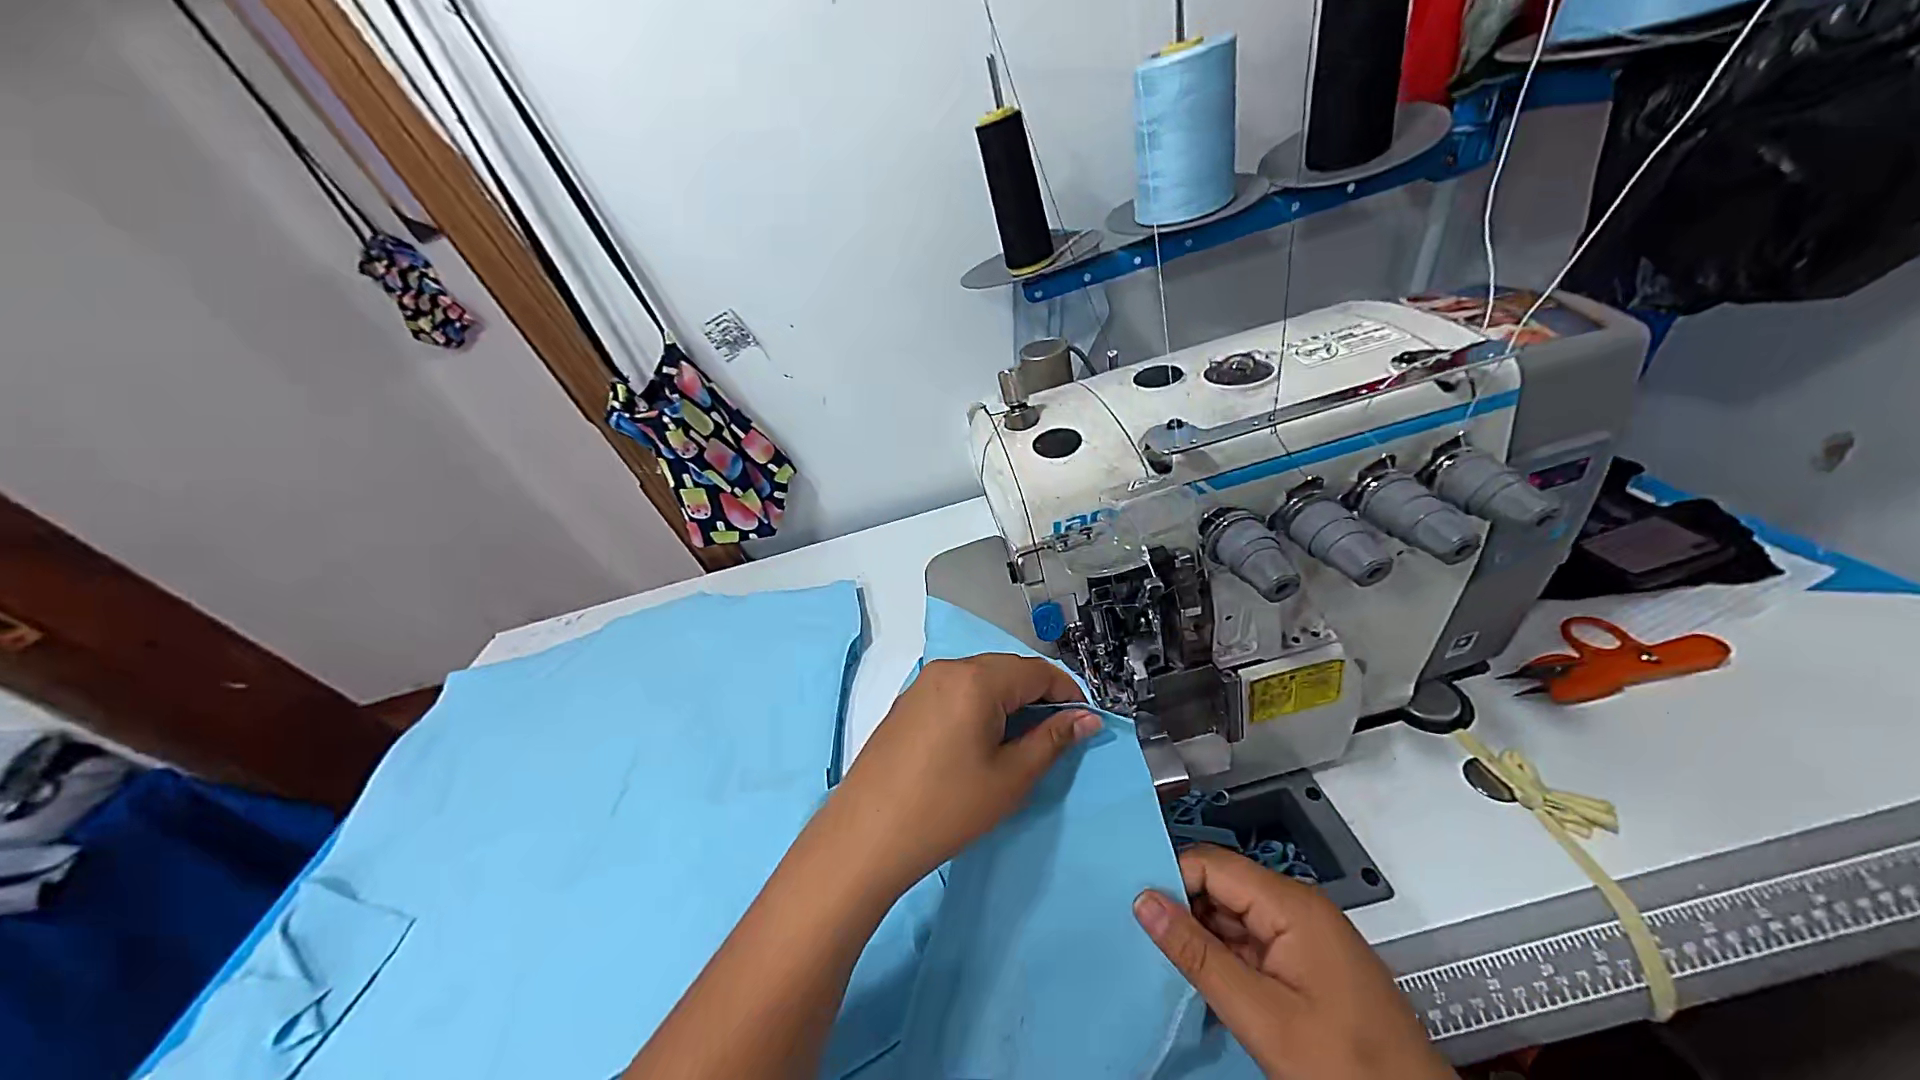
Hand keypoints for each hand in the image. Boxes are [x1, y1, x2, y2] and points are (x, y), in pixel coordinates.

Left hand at [819, 653, 1097, 894]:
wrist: (866, 836)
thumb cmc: (946, 808)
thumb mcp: (1011, 777)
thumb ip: (1052, 740)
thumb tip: (1084, 719)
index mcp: (976, 679)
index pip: (1037, 671)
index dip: (1067, 693)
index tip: (1083, 721)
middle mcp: (947, 669)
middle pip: (1008, 670)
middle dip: (1037, 696)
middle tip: (1054, 737)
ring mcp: (922, 685)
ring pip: (981, 679)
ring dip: (1008, 702)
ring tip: (1018, 744)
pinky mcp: (906, 704)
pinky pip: (955, 691)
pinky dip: (978, 707)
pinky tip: (980, 743)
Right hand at [1134, 846, 1454, 1079]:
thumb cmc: (1345, 1067)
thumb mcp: (1261, 1014)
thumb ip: (1198, 954)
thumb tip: (1144, 901)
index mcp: (1291, 904)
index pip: (1211, 864)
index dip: (1172, 880)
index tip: (1138, 912)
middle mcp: (1298, 907)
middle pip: (1221, 886)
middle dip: (1184, 910)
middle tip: (1146, 943)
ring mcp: (1304, 935)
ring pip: (1232, 915)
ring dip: (1202, 937)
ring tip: (1169, 964)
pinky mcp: (1306, 962)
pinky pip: (1250, 942)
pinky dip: (1224, 958)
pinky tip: (1204, 982)